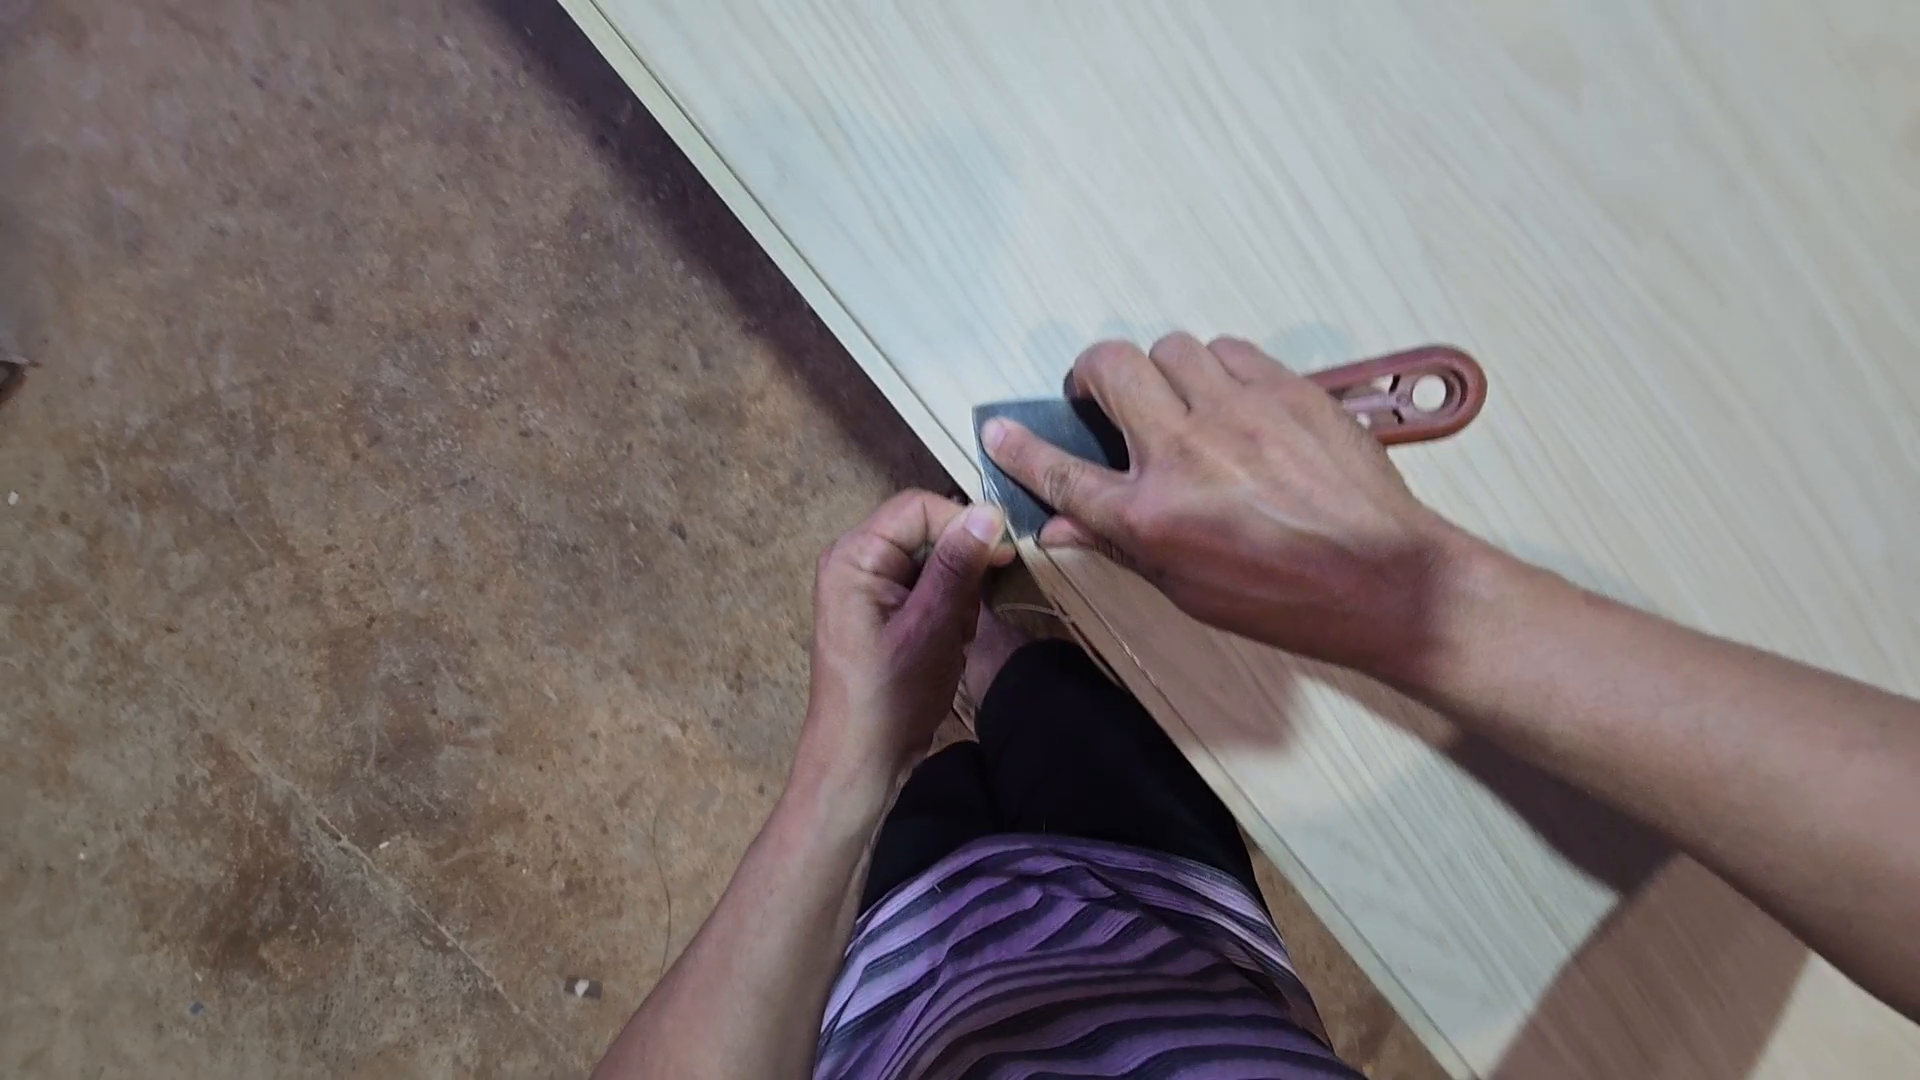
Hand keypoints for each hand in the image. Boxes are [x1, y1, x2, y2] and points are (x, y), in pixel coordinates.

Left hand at [795, 491, 1012, 794]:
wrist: (861, 760)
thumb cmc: (890, 696)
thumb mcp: (930, 627)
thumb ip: (956, 565)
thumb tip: (989, 510)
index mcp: (854, 556)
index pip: (918, 507)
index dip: (964, 524)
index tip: (1003, 556)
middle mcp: (856, 560)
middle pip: (926, 533)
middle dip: (958, 572)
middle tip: (963, 618)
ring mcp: (869, 587)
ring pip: (934, 563)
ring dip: (956, 598)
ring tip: (949, 641)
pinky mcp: (884, 610)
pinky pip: (928, 590)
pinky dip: (947, 614)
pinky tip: (943, 647)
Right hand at [982, 333, 1471, 676]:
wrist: (1381, 579)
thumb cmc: (1274, 597)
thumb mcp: (1182, 586)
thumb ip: (1116, 544)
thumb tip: (1057, 528)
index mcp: (1150, 515)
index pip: (1062, 473)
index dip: (1020, 449)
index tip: (997, 429)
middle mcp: (1183, 452)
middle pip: (1110, 369)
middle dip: (1092, 374)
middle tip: (1103, 397)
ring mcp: (1238, 412)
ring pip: (1171, 347)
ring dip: (1160, 371)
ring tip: (1178, 401)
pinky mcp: (1287, 390)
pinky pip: (1230, 350)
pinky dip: (1215, 368)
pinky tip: (1229, 400)